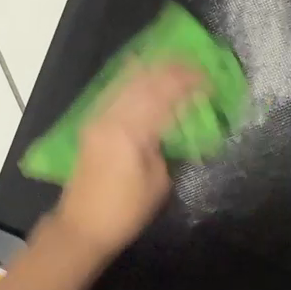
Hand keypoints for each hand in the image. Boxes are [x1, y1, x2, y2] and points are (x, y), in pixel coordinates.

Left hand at [47, 63, 207, 258]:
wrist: (82, 226)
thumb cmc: (125, 211)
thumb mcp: (159, 182)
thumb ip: (167, 148)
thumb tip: (175, 128)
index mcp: (132, 131)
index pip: (164, 94)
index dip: (188, 82)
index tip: (209, 79)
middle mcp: (112, 116)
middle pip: (144, 80)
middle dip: (171, 69)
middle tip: (195, 65)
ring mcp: (98, 117)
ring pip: (126, 81)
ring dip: (151, 69)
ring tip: (173, 63)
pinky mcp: (92, 124)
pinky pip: (115, 91)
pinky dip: (132, 79)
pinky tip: (143, 73)